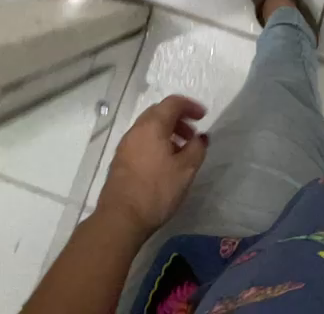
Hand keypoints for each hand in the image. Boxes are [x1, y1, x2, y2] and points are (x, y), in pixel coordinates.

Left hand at [97, 95, 209, 234]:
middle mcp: (136, 130)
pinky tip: (163, 163)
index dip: (190, 106)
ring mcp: (125, 145)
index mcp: (153, 125)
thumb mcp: (186, 170)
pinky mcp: (120, 161)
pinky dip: (155, 142)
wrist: (120, 219)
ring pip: (149, 127)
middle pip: (159, 112)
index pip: (173, 103)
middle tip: (192, 134)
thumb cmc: (156, 191)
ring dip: (167, 132)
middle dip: (178, 118)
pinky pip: (141, 141)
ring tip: (180, 151)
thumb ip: (197, 148)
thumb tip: (200, 137)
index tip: (203, 117)